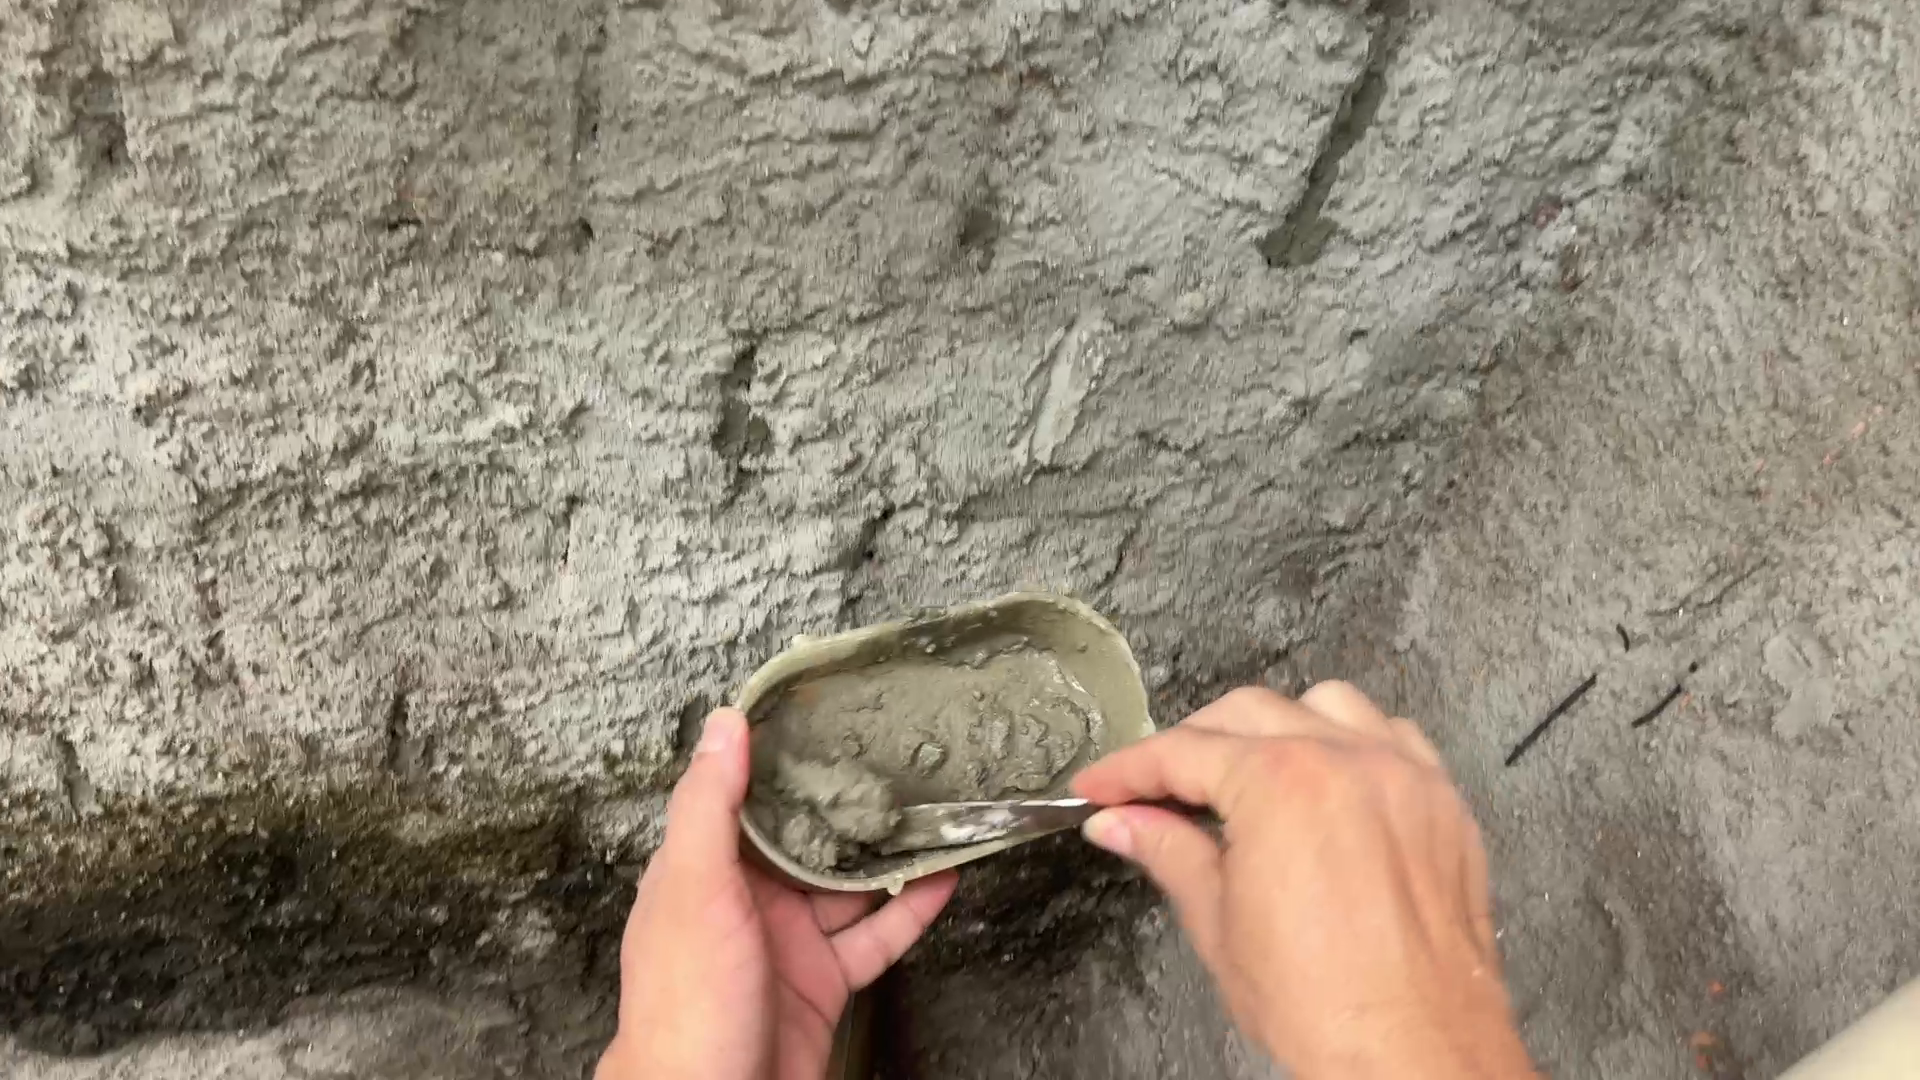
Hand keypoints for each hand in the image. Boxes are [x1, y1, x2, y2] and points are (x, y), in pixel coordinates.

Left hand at [597, 707, 956, 1079]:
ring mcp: (793, 940)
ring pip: (851, 884)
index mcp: (712, 867)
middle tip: (901, 757)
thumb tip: (725, 720)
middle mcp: (753, 897)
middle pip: (810, 837)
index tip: (832, 715)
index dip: (788, 759)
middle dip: (851, 804)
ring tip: (934, 808)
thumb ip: (710, 805)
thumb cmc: (690, 993)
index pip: (751, 797)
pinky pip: (877, 935)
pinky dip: (911, 908)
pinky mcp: (826, 980)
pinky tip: (946, 877)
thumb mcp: (695, 886)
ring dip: (890, 852)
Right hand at [1071, 683, 1535, 1079]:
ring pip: (1318, 703)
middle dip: (1188, 744)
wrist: (1420, 1066)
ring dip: (1270, 725)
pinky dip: (1347, 739)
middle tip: (1154, 786)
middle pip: (1240, 713)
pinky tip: (1325, 775)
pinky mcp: (1440, 800)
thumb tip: (1114, 821)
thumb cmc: (1319, 1005)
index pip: (1179, 753)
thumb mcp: (1215, 919)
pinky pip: (1387, 733)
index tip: (1098, 785)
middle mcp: (1342, 759)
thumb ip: (1162, 847)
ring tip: (1241, 769)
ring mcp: (1398, 774)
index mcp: (1278, 782)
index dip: (1126, 769)